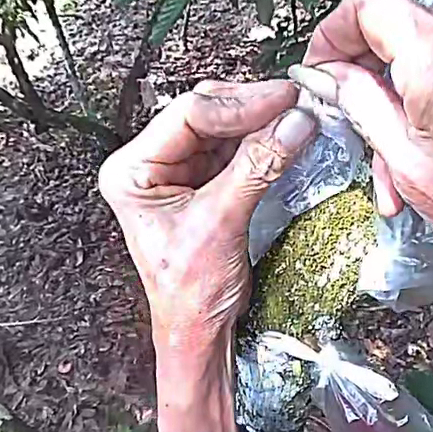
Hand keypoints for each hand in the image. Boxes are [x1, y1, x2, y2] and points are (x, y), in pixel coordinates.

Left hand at [99, 80, 316, 431]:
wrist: (200, 331)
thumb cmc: (191, 293)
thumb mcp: (221, 225)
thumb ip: (257, 169)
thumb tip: (295, 124)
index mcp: (132, 170)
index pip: (188, 115)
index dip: (241, 104)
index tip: (285, 100)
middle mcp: (152, 165)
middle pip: (207, 116)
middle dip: (253, 110)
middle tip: (297, 105)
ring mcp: (181, 174)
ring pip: (226, 131)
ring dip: (263, 125)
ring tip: (299, 119)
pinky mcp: (207, 186)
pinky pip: (238, 153)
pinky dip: (265, 146)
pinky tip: (288, 140)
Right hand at [302, 0, 432, 281]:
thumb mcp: (406, 162)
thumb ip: (359, 102)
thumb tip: (326, 74)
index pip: (368, 1)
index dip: (334, 32)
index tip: (325, 65)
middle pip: (396, 20)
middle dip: (366, 68)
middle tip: (353, 114)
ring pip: (423, 40)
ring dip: (400, 86)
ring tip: (396, 147)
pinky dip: (432, 83)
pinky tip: (427, 129)